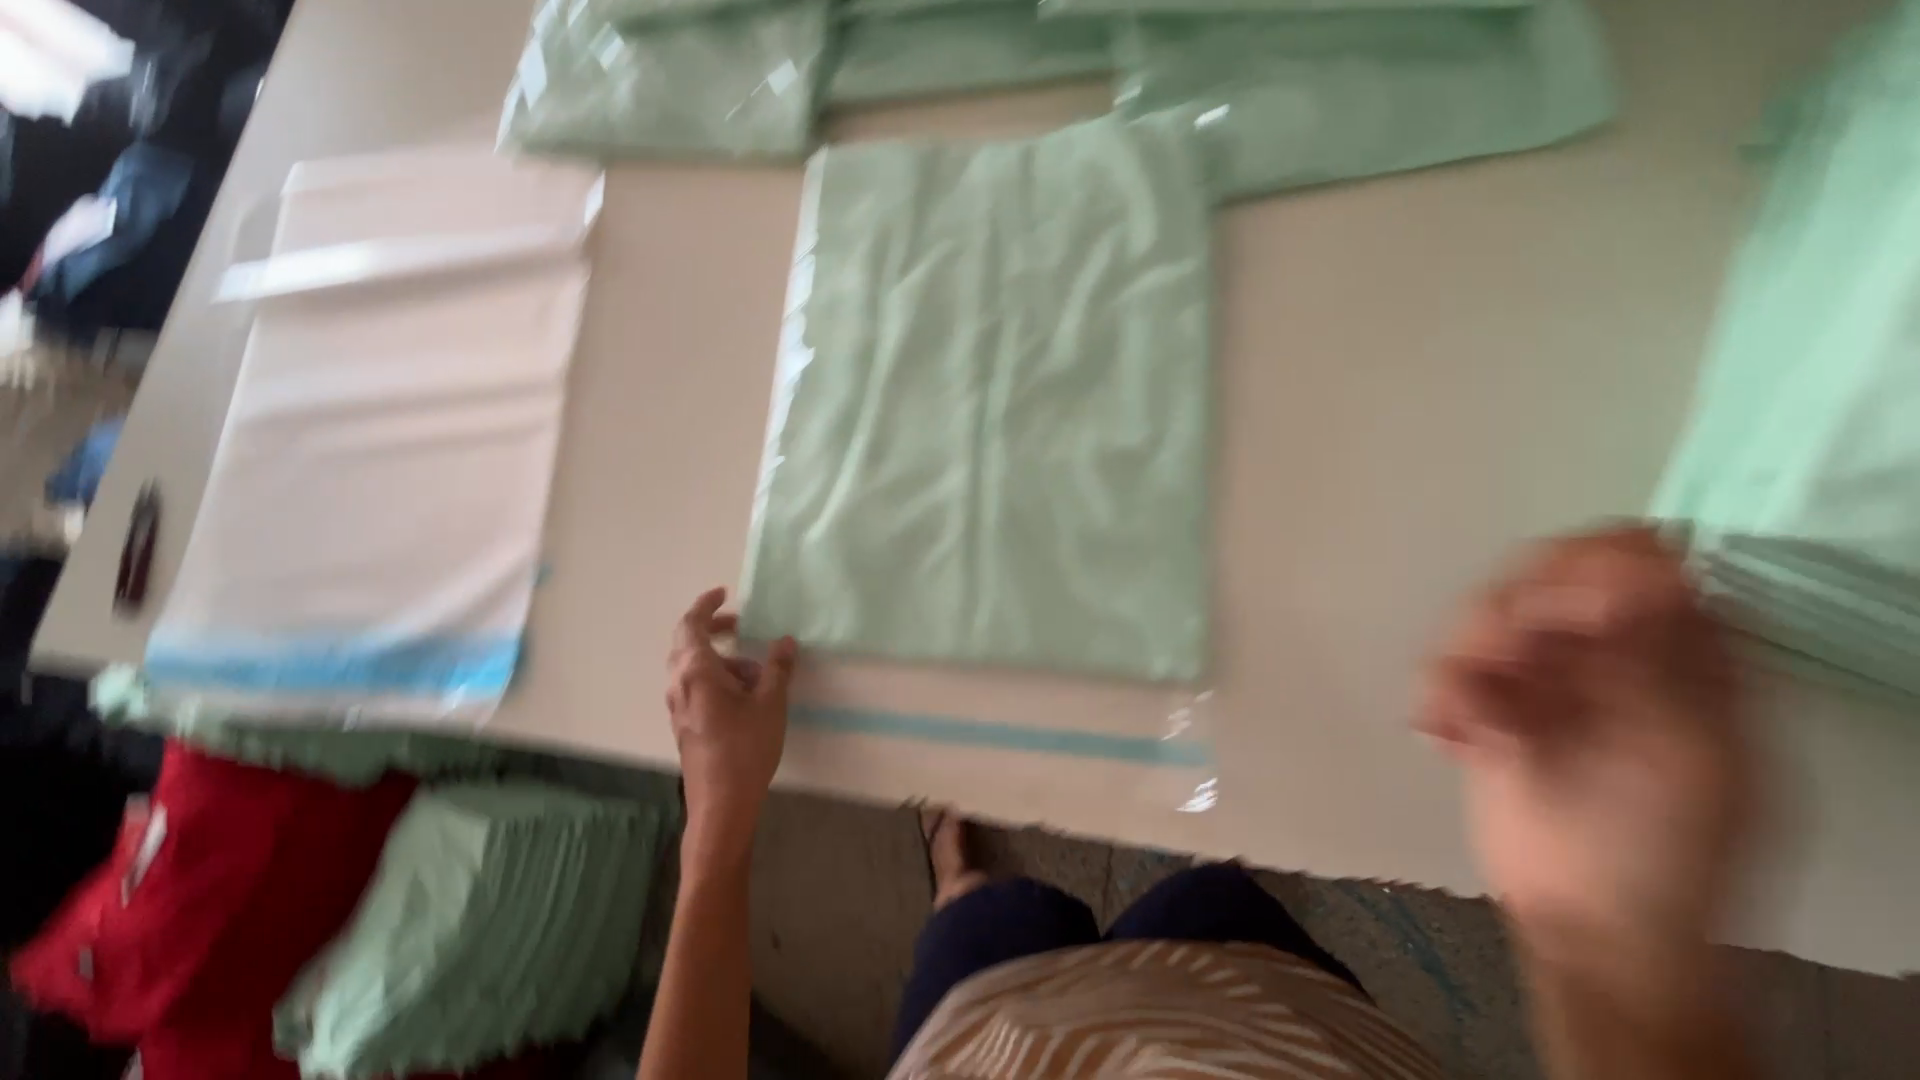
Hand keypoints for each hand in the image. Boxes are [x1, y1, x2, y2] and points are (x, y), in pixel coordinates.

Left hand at [665, 587, 797, 868]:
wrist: (721, 803)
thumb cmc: (745, 748)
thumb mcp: (771, 703)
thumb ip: (777, 668)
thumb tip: (785, 642)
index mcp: (695, 671)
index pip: (692, 624)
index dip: (706, 606)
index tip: (724, 594)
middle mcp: (679, 684)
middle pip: (686, 643)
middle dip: (713, 630)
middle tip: (742, 626)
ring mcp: (678, 706)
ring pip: (691, 667)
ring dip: (719, 658)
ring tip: (755, 669)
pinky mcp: (684, 723)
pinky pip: (694, 686)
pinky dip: (715, 677)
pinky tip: (743, 694)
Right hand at [1419, 527, 1755, 973]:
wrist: (1588, 925)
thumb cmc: (1659, 850)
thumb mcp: (1686, 751)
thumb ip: (1661, 655)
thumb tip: (1636, 567)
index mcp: (1679, 651)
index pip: (1637, 557)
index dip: (1590, 565)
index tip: (1561, 614)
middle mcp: (1607, 648)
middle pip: (1542, 575)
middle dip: (1510, 613)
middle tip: (1499, 660)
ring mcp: (1542, 676)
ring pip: (1484, 616)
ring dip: (1463, 657)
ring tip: (1465, 717)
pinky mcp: (1487, 705)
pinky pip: (1447, 667)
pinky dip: (1439, 694)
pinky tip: (1446, 735)